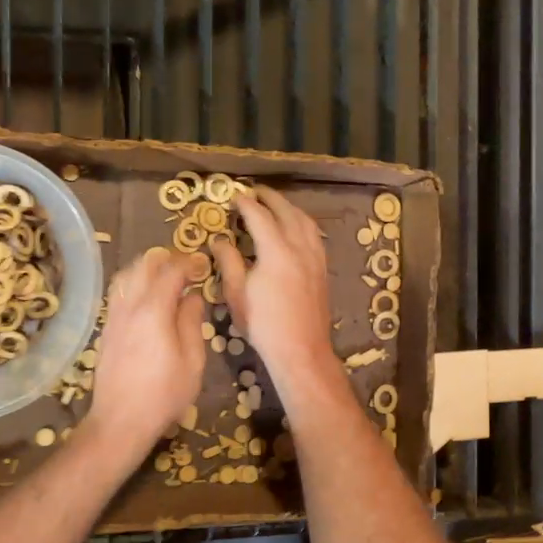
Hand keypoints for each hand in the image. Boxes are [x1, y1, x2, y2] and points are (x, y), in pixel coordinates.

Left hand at [86, 248, 205, 446]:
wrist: (120, 420)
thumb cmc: (163, 395)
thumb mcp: (192, 362)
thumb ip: (192, 323)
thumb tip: (193, 297)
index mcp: (153, 311)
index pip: (170, 271)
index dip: (188, 262)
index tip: (203, 265)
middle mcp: (129, 306)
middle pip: (143, 265)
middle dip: (166, 260)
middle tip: (186, 270)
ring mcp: (113, 317)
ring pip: (125, 276)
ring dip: (146, 270)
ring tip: (166, 280)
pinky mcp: (106, 329)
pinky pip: (117, 293)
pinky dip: (133, 284)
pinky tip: (146, 299)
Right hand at [211, 188, 333, 375]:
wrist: (301, 350)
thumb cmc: (263, 324)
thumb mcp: (236, 294)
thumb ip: (228, 262)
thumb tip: (219, 241)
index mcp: (276, 252)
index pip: (260, 217)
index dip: (246, 204)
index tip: (234, 196)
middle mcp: (300, 248)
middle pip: (287, 212)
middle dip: (270, 198)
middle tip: (254, 192)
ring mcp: (316, 258)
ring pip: (305, 221)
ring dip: (289, 208)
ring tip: (275, 204)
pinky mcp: (323, 269)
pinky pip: (314, 235)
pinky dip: (302, 223)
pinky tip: (295, 229)